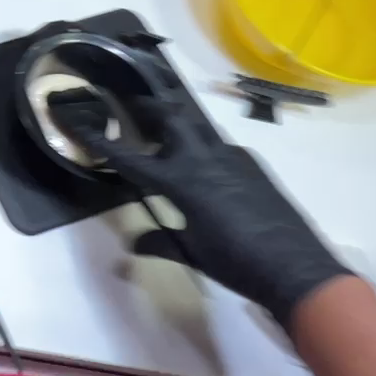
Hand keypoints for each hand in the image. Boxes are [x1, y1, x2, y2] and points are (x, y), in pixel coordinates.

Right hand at [55, 90, 350, 328]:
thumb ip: (158, 241)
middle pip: (169, 115)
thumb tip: (130, 245)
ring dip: (176, 123)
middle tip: (130, 102)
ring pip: (195, 126)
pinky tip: (206, 166)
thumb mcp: (192, 252)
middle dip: (146, 104)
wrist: (302, 273)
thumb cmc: (238, 264)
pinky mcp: (253, 165)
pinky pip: (220, 146)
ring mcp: (231, 158)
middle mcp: (202, 159)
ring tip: (165, 130)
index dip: (96, 139)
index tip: (73, 117)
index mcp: (179, 180)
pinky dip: (203, 147)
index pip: (126, 156)